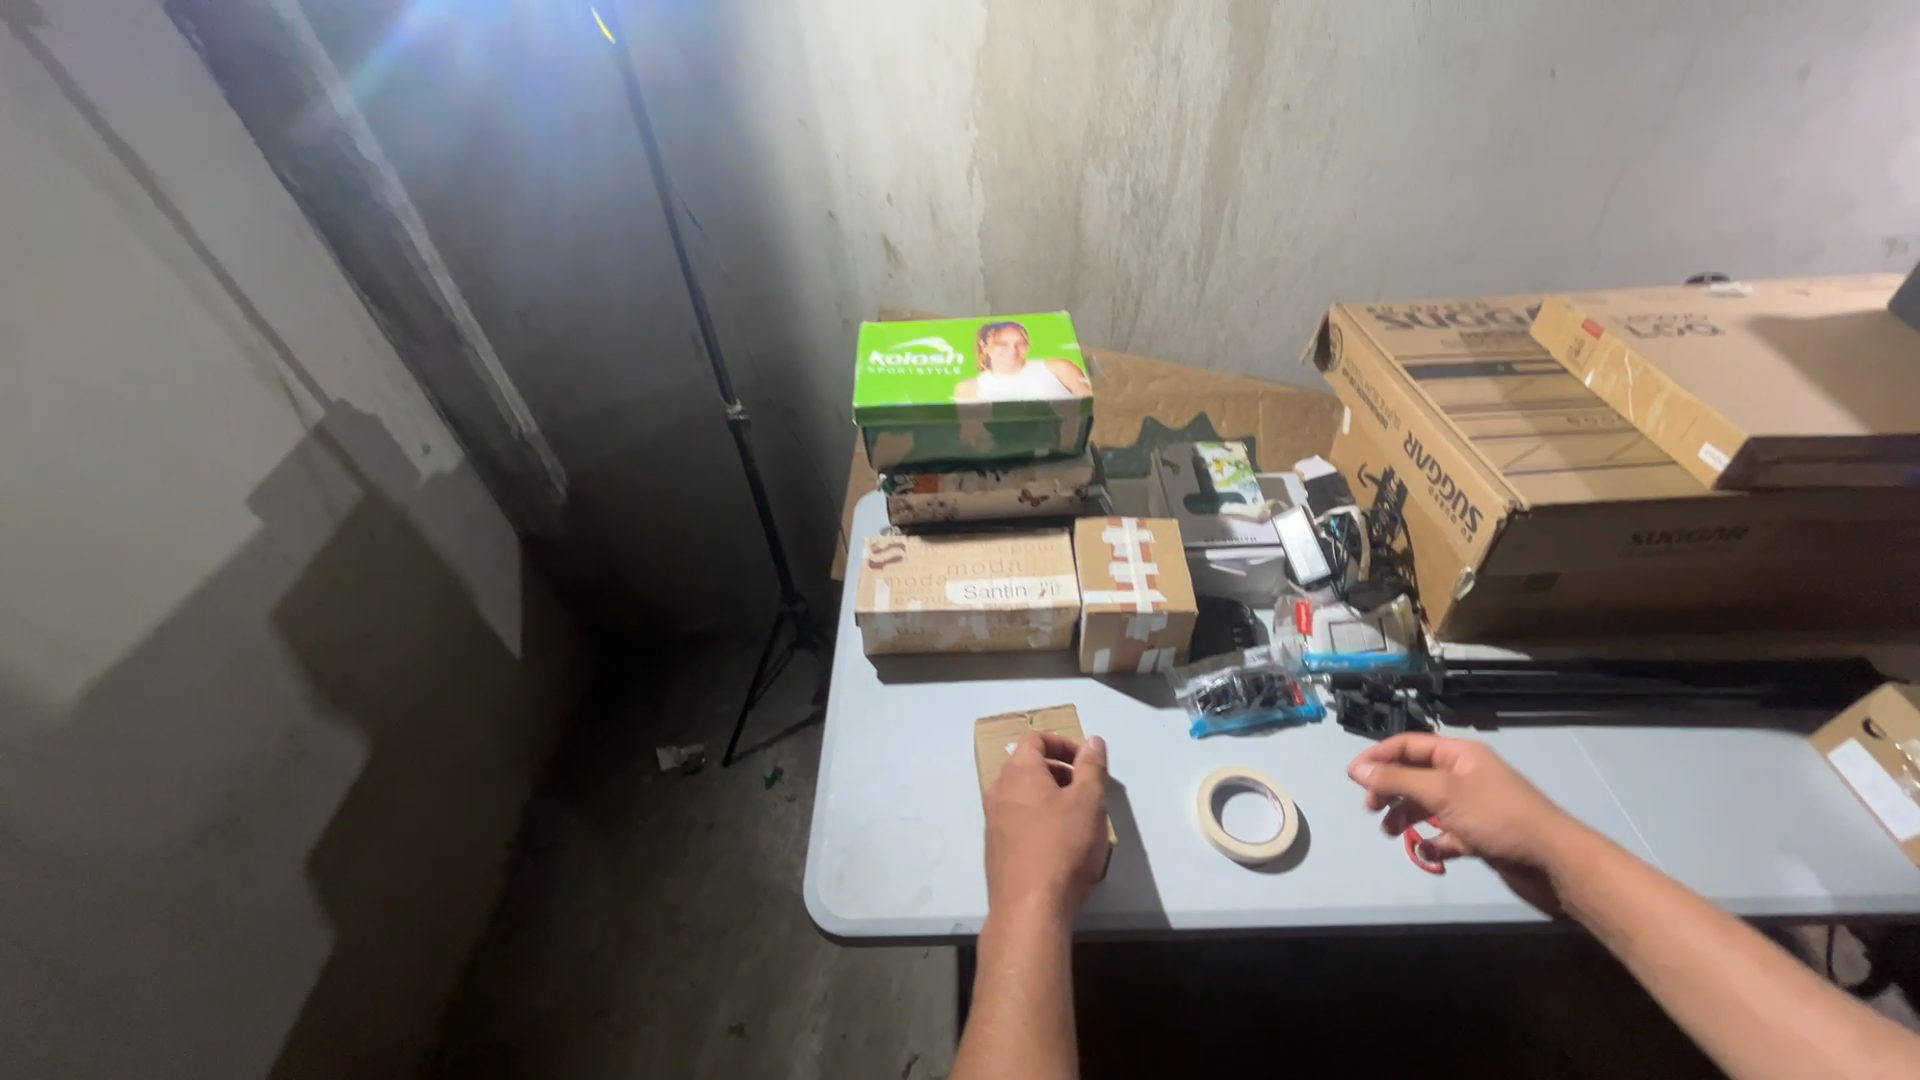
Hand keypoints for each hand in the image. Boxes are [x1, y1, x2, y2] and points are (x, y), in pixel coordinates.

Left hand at [983, 732, 1109, 925]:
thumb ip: (1092, 767)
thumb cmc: (1062, 846)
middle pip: (1029, 767)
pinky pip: (1019, 821)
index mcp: (1018, 772)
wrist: (1029, 908)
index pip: (1036, 739)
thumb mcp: (1089, 801)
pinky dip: (1039, 820)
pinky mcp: (996, 849)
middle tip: (1087, 792)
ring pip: (1024, 796)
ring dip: (1051, 798)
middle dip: (1060, 772)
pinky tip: (1061, 847)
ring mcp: (993, 821)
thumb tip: (1093, 741)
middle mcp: (998, 791)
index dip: (1063, 743)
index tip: (1086, 762)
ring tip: (1078, 821)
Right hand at [1347, 733, 1587, 912]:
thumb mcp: (1440, 792)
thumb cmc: (1496, 816)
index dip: (1378, 756)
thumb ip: (1396, 780)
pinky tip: (1426, 851)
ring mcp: (1473, 806)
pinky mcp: (1481, 835)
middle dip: (1389, 789)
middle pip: (1414, 774)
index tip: (1353, 776)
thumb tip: (1357, 769)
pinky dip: (1432, 842)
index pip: (1408, 745)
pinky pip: (1446, 834)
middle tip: (1371, 807)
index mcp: (1459, 755)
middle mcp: (1464, 776)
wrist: (1555, 863)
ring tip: (1390, 832)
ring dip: (1404, 816)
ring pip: (1427, 805)